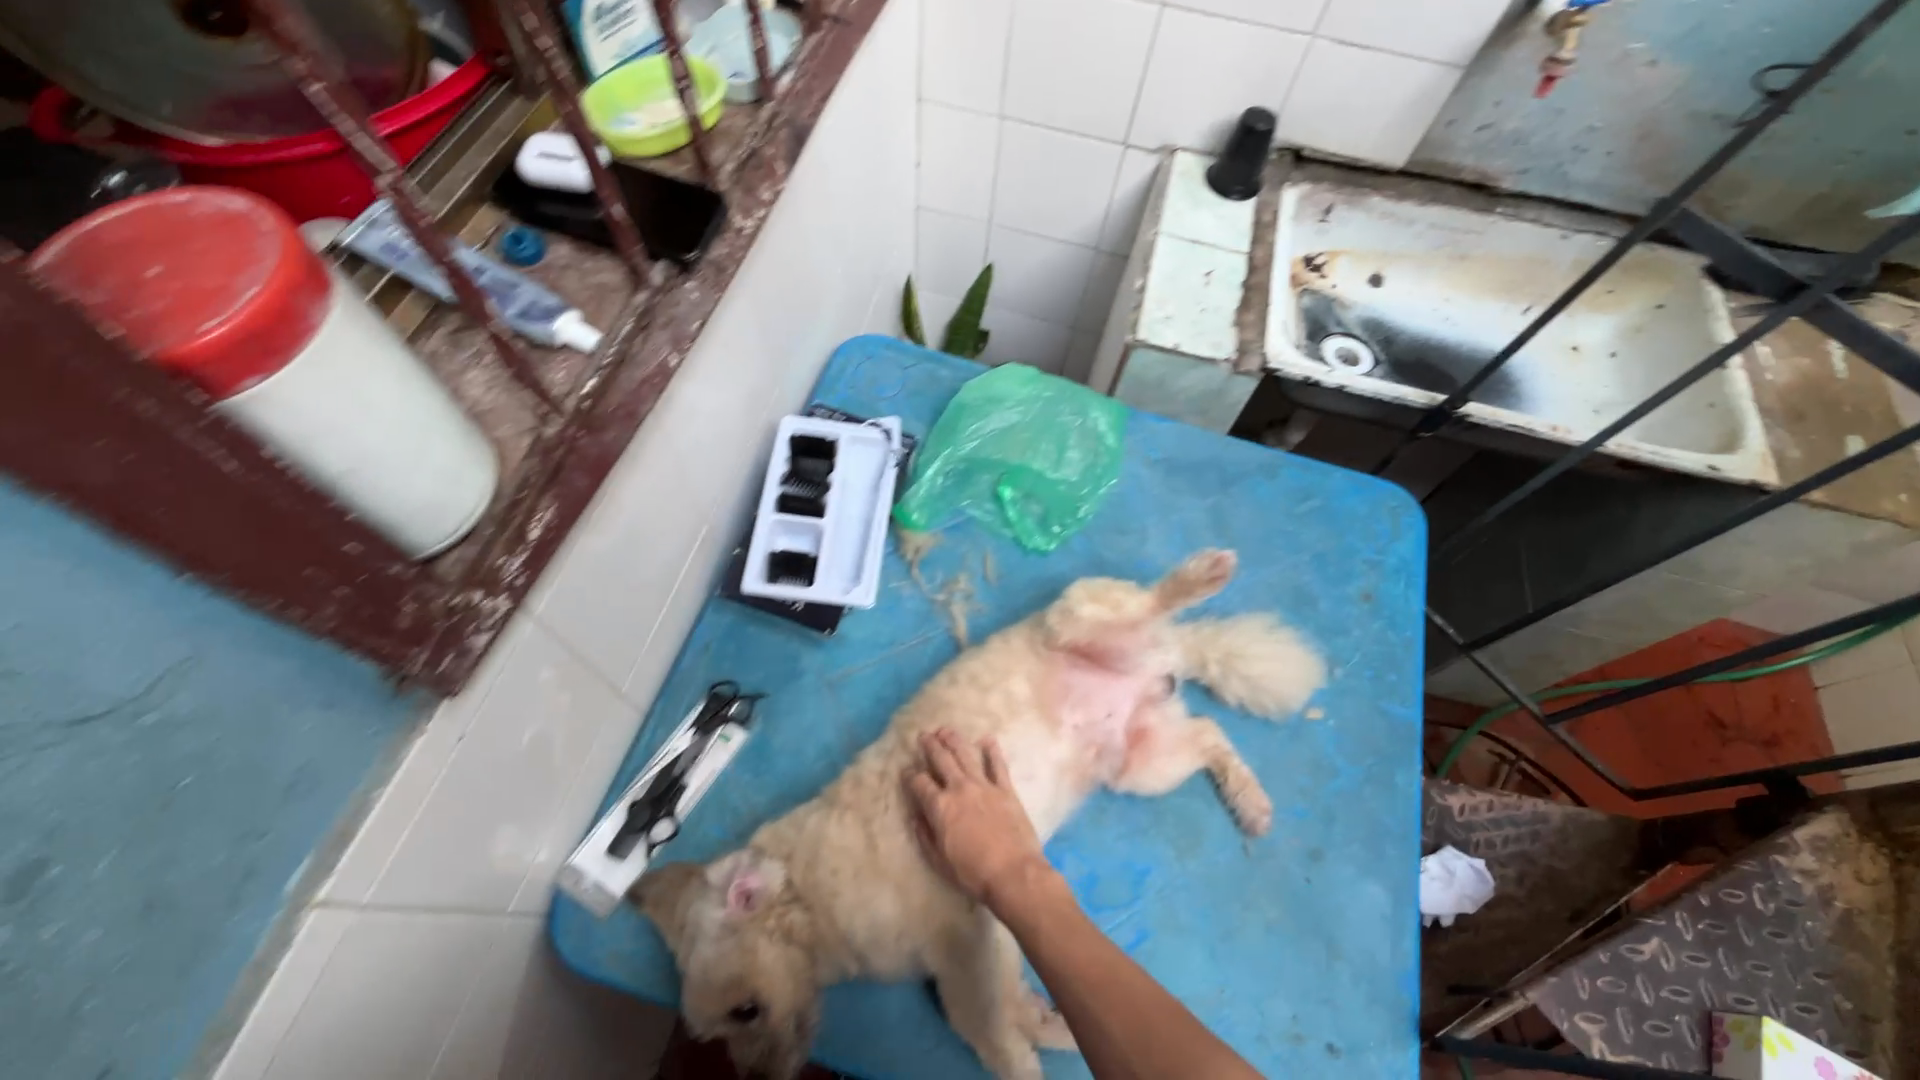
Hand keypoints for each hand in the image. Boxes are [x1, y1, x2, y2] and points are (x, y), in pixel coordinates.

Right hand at [904, 729, 1051, 908]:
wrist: (1013, 872)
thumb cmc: (972, 872)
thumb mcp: (939, 861)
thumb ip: (925, 835)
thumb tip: (916, 816)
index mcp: (940, 807)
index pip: (919, 783)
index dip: (910, 775)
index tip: (906, 770)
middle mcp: (959, 789)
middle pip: (941, 760)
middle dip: (930, 746)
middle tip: (923, 735)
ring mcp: (984, 786)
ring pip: (966, 755)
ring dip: (954, 740)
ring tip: (946, 730)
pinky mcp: (1006, 789)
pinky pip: (998, 765)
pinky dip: (992, 750)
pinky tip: (987, 739)